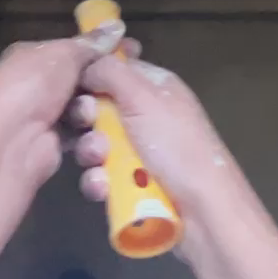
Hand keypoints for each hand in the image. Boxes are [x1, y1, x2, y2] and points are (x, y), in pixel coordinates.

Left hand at [0, 21, 127, 181]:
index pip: (73, 48)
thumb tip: (116, 26)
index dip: (102, 48)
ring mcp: (44, 114)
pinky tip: (96, 138)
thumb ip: (90, 44)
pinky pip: (80, 135)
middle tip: (132, 84)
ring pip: (84, 108)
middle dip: (103, 82)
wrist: (9, 142)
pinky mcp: (52, 144)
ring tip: (91, 115)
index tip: (133, 50)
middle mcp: (36, 83)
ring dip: (93, 112)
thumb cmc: (32, 86)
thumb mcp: (63, 55)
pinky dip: (88, 137)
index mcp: (33, 55)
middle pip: (81, 79)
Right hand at [68, 40, 244, 215]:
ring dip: (91, 151)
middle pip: (100, 105)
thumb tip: (85, 64)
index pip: (115, 67)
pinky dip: (98, 180)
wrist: (204, 214)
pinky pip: (102, 174)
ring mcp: (139, 150)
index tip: (72, 82)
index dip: (92, 72)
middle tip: (86, 122)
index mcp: (154, 85)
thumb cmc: (177, 146)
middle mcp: (146, 113)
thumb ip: (110, 71)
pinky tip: (103, 187)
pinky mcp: (132, 183)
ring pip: (97, 141)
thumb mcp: (143, 97)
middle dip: (86, 115)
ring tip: (98, 159)